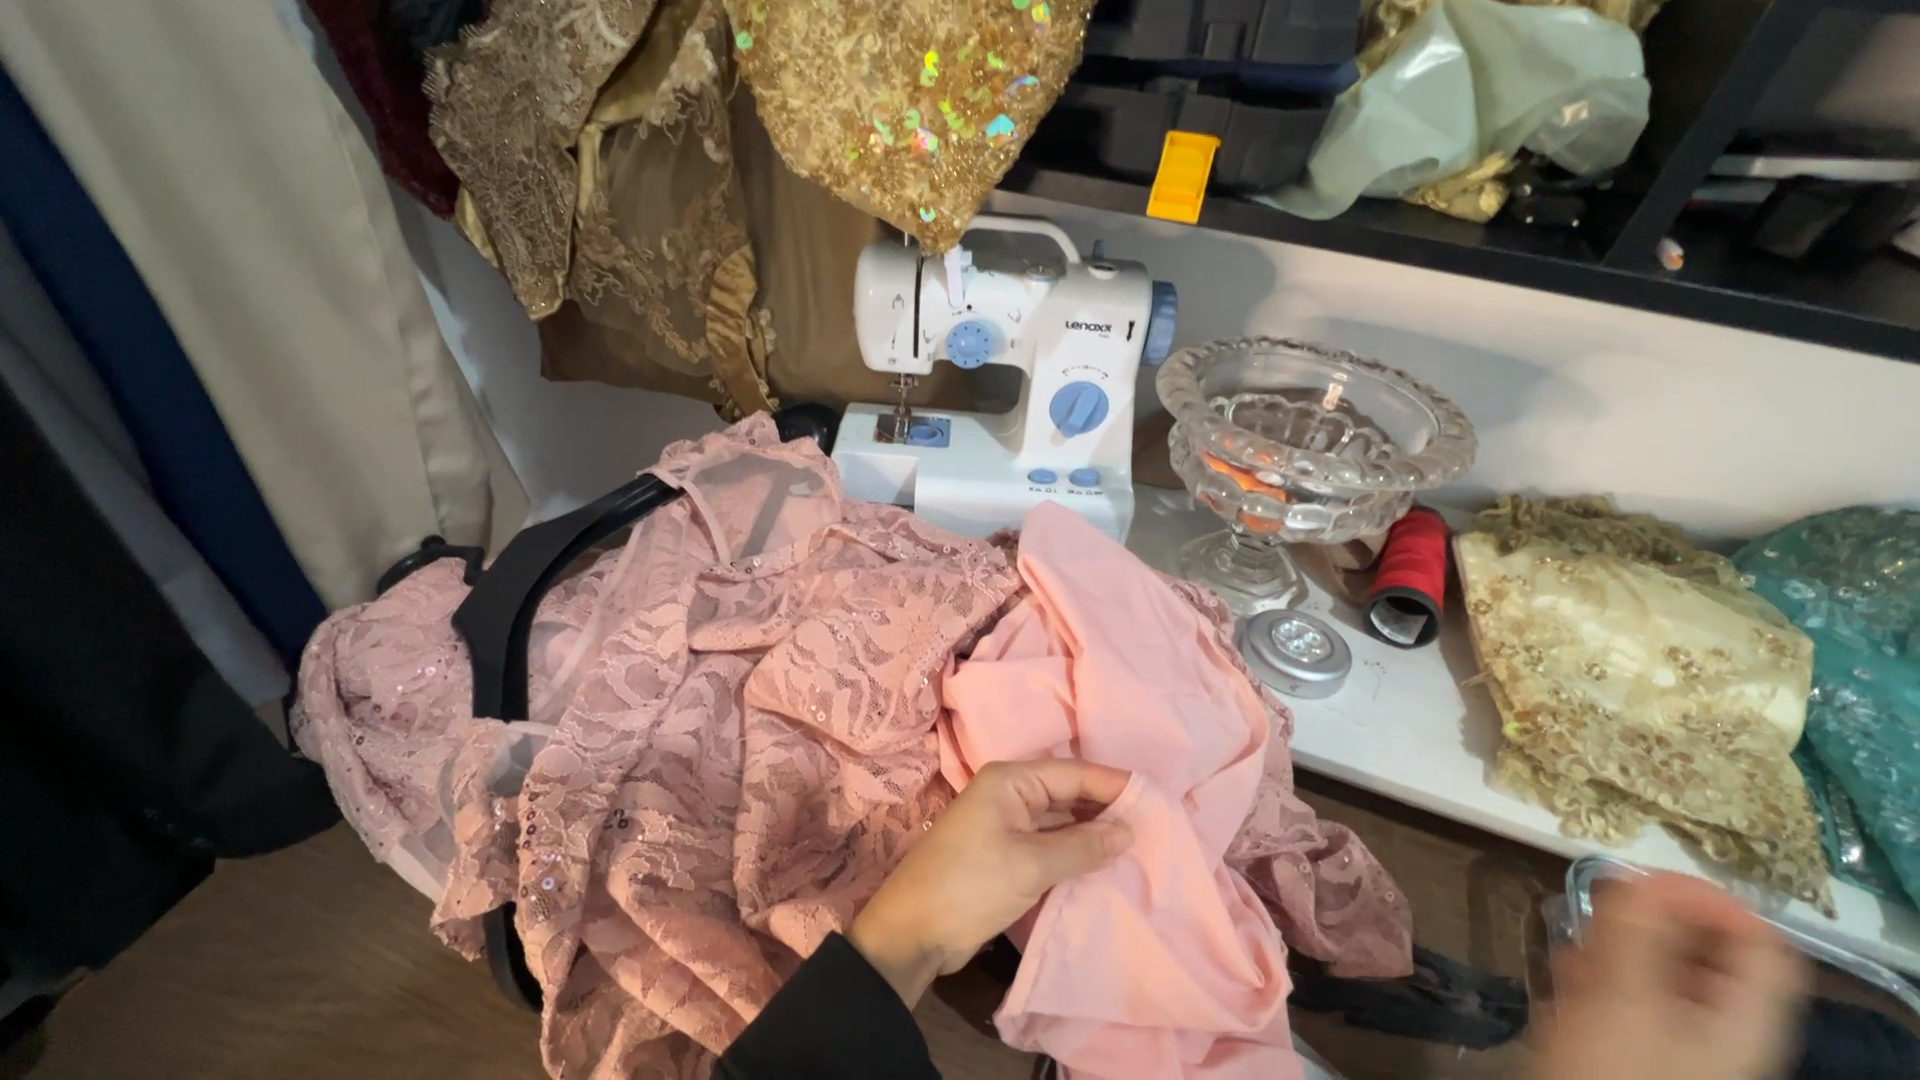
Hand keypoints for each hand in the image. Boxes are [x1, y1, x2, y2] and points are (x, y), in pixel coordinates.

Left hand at [848, 759, 1133, 1004]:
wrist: (912, 933)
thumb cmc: (968, 886)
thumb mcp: (1029, 865)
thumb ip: (1081, 846)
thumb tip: (1127, 832)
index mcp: (1010, 781)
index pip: (1074, 773)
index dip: (1115, 785)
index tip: (1157, 801)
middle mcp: (1010, 794)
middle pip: (1069, 793)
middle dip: (1108, 808)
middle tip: (1156, 827)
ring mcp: (1008, 825)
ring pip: (1062, 820)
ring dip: (1095, 833)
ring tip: (1142, 846)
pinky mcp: (1008, 854)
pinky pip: (1052, 844)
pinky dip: (1077, 852)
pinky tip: (1107, 864)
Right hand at [1532, 872, 1808, 1079]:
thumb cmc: (1613, 1071)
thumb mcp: (1623, 998)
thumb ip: (1638, 931)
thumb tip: (1648, 874)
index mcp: (1742, 1018)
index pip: (1758, 941)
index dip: (1710, 901)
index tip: (1644, 881)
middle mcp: (1718, 1025)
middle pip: (1699, 950)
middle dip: (1641, 927)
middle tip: (1599, 926)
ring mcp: (1675, 1038)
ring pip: (1653, 967)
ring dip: (1610, 952)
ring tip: (1575, 964)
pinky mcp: (1633, 1044)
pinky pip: (1623, 992)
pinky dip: (1595, 978)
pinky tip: (1567, 987)